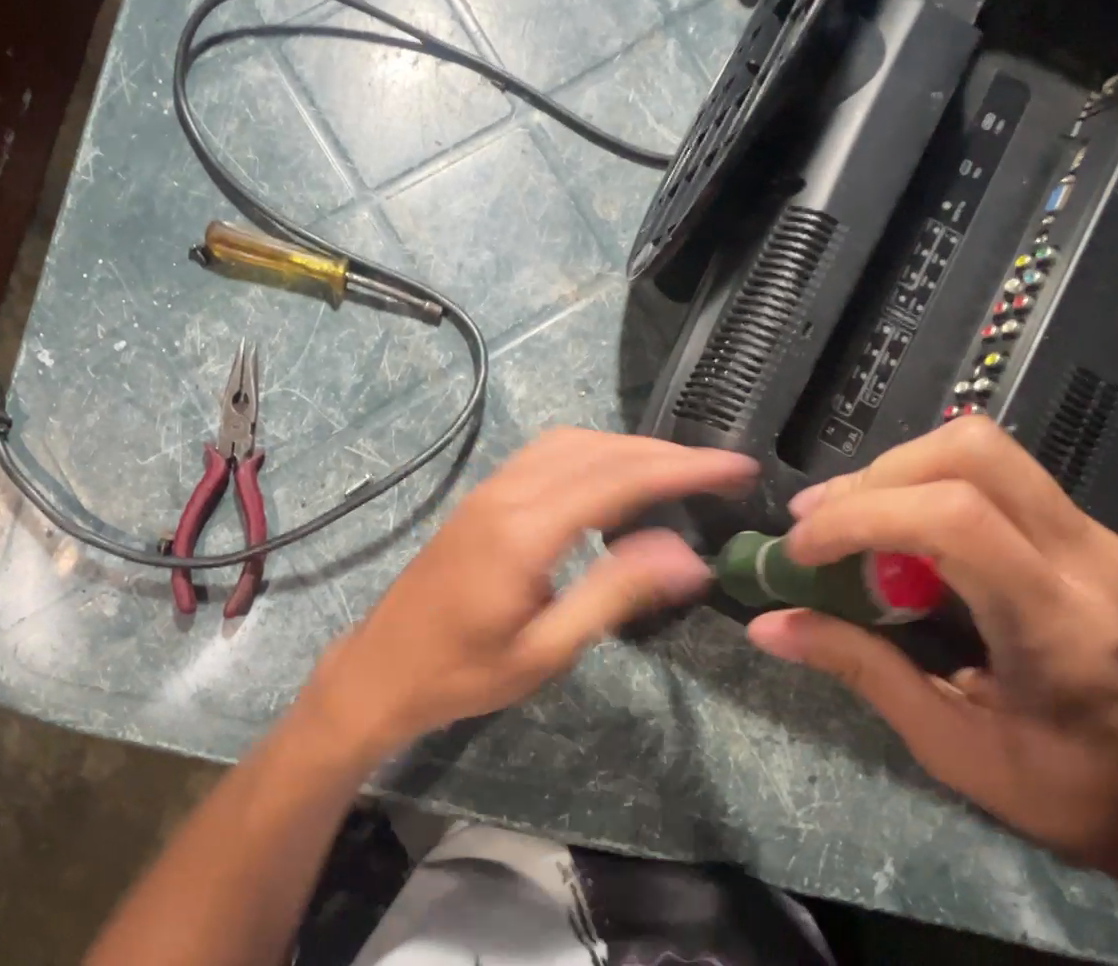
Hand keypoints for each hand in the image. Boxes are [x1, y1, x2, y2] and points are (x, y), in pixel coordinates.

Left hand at [304, 429, 756, 756]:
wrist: (380, 671)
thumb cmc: (463, 674)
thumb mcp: (545, 650)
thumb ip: (614, 594)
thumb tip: (687, 555)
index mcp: (524, 531)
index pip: (619, 478)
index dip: (683, 468)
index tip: (736, 468)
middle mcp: (506, 495)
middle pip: (596, 449)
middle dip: (662, 453)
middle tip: (718, 472)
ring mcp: (488, 492)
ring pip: (568, 444)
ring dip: (626, 449)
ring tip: (675, 476)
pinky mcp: (480, 500)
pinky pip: (544, 457)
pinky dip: (591, 457)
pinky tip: (612, 485)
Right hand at [745, 417, 1117, 912]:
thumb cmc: (1082, 796)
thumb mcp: (956, 751)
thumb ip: (863, 671)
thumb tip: (768, 627)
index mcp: (1057, 626)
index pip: (954, 518)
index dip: (859, 516)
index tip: (800, 552)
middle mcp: (1086, 560)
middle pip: (971, 451)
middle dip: (874, 475)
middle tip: (817, 522)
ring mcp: (1096, 539)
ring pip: (984, 450)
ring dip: (896, 474)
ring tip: (845, 523)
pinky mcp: (1090, 536)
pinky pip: (997, 477)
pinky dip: (927, 488)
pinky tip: (899, 539)